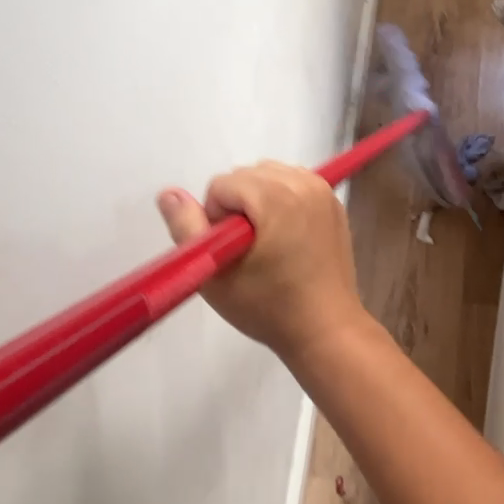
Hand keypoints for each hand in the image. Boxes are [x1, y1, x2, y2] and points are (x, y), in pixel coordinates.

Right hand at [157, 161, 370, 362]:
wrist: (325, 328)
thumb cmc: (268, 307)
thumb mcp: (215, 275)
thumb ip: (187, 229)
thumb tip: (169, 193)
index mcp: (275, 197)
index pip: (222, 185)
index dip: (215, 218)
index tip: (228, 250)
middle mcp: (303, 184)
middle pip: (248, 175)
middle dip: (237, 205)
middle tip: (246, 248)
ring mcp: (323, 191)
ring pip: (272, 174)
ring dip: (260, 198)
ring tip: (266, 241)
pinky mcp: (334, 203)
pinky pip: (296, 182)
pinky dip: (284, 198)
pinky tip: (286, 234)